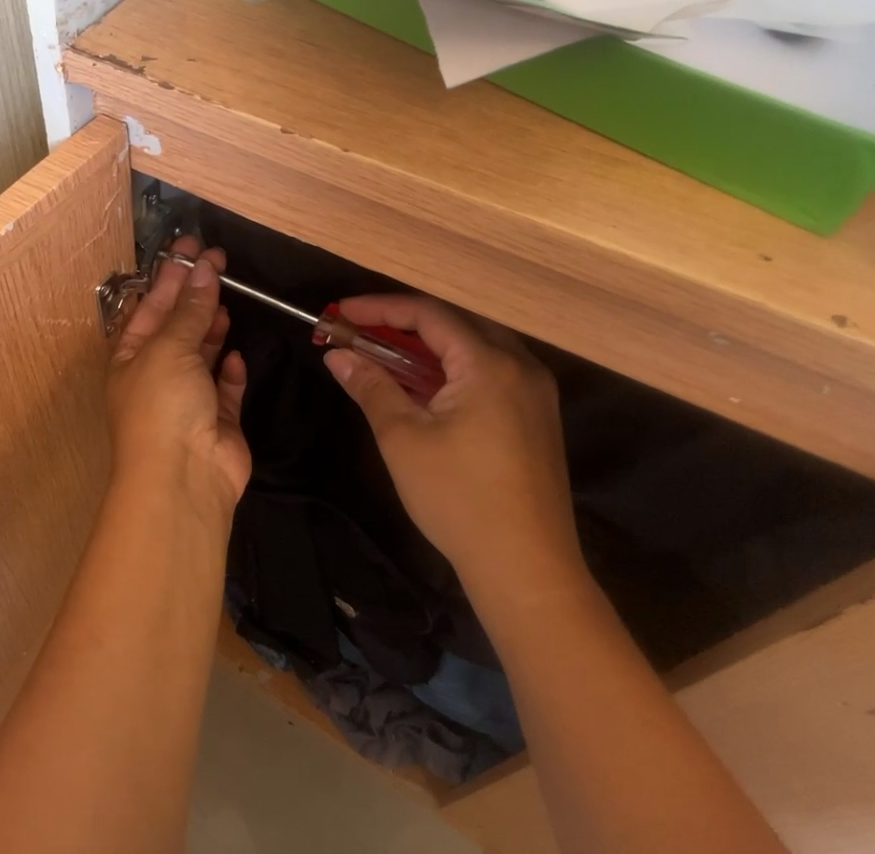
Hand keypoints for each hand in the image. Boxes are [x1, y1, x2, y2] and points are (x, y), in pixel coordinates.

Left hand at [107, 237, 250, 522]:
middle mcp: (156, 376)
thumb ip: (191, 311)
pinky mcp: (219, 420)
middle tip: (220, 260)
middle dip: (195, 295)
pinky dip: (231, 370)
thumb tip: (205, 270)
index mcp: (130, 357)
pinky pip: (226, 388)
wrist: (183, 478)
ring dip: (213, 327)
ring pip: (202, 355)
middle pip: (176, 327)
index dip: (170, 276)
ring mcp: (188, 399)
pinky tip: (237, 353)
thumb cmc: (162, 405)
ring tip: (228, 298)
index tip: (193, 247)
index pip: (149, 307)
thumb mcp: (169, 348)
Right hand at [323, 295, 580, 598]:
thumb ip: (371, 387)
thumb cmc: (457, 497)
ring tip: (382, 356)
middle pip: (456, 325)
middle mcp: (521, 367)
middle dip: (402, 324)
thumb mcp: (403, 439)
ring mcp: (535, 394)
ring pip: (475, 349)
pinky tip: (423, 388)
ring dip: (427, 348)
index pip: (430, 315)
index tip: (339, 315)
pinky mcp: (536, 419)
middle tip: (357, 332)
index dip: (379, 309)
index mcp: (490, 365)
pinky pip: (490, 374)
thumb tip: (338, 356)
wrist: (525, 565)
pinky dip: (451, 370)